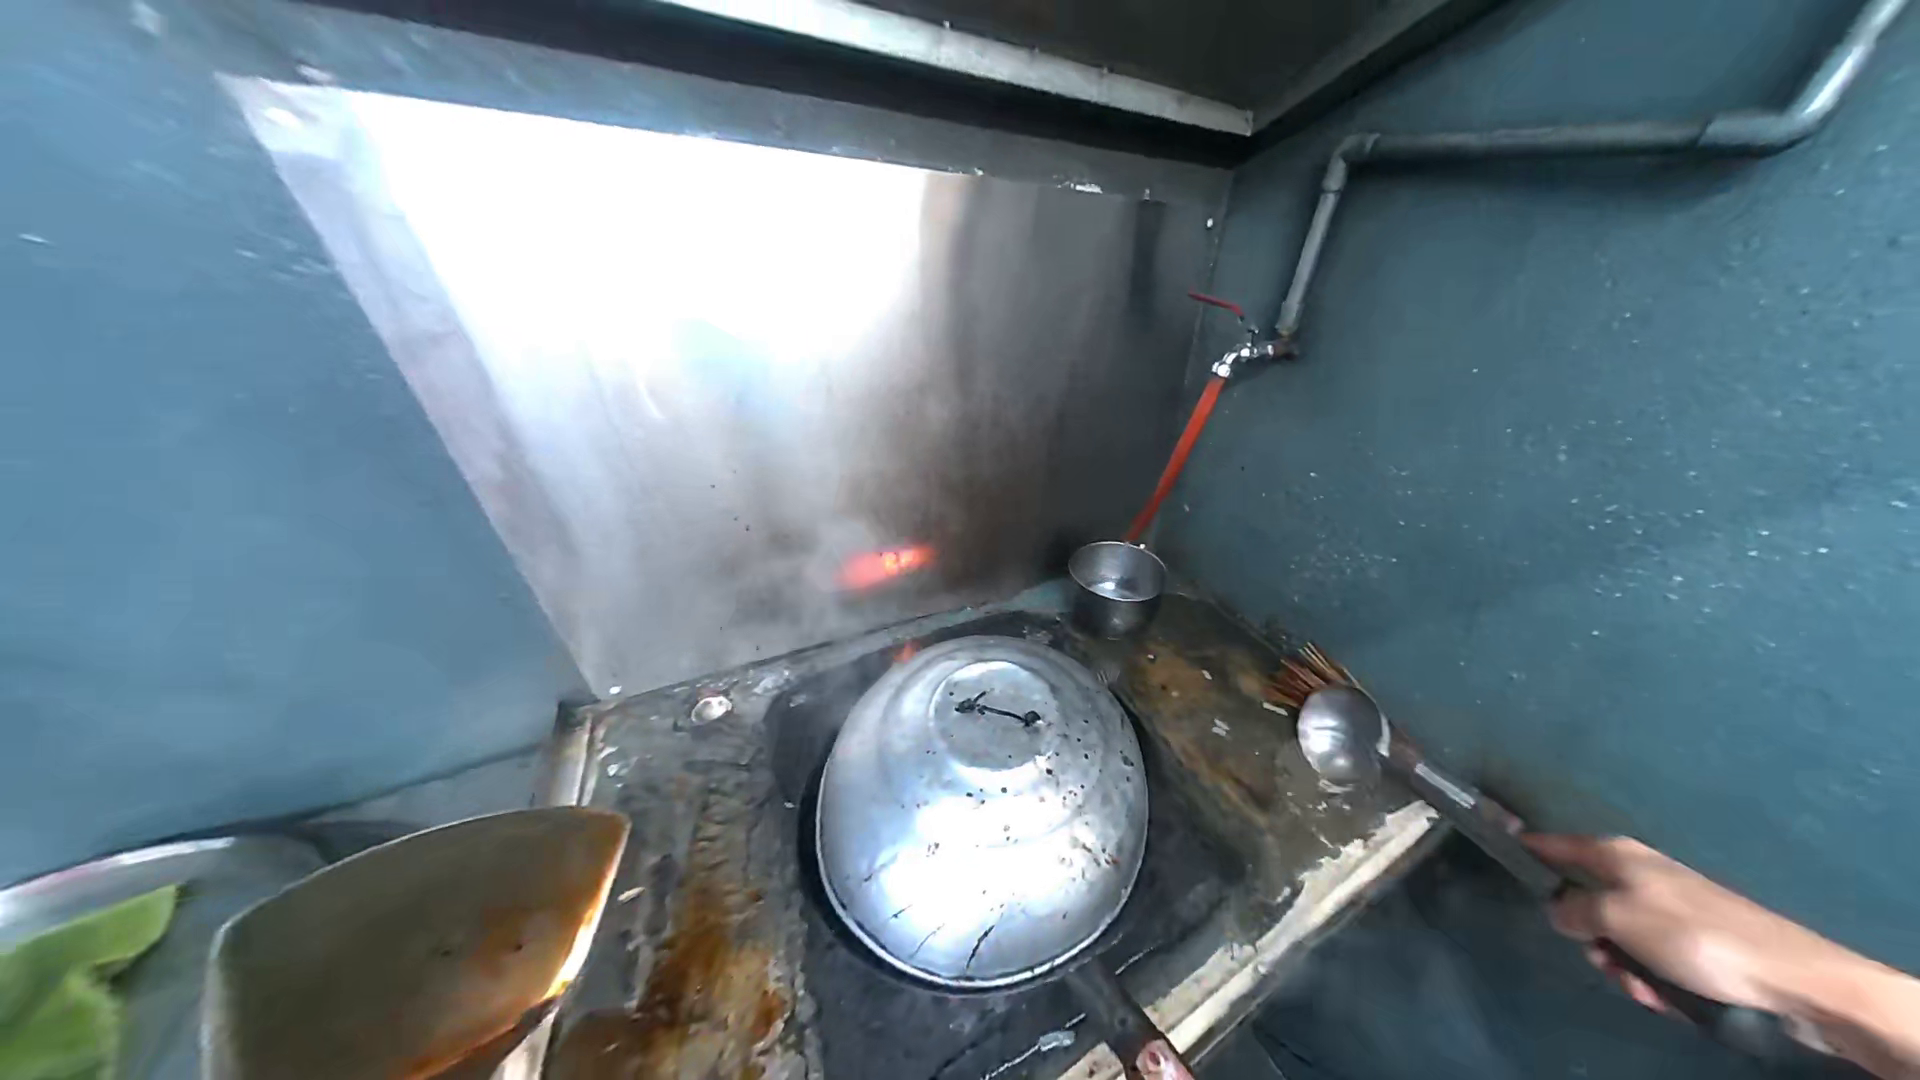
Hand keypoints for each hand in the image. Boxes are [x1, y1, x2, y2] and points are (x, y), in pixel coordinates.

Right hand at [1522, 834, 1832, 1016]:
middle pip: (1582, 898)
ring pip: (1616, 932)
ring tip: (1642, 987)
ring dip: (1621, 962)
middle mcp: (1633, 870)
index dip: (1521, 851)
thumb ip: (1571, 910)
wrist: (1798, 978)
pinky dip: (1651, 974)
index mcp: (1611, 852)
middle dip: (1587, 935)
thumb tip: (1557, 911)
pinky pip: (1650, 952)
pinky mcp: (1692, 938)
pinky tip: (1666, 995)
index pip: (1546, 843)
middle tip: (1600, 958)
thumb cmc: (1691, 935)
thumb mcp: (1615, 918)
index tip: (1499, 864)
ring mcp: (1665, 904)